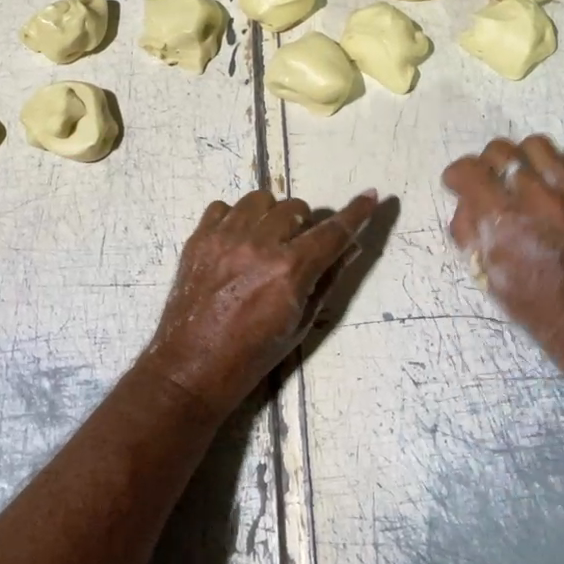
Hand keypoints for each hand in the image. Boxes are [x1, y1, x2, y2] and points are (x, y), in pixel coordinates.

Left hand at [142, 189, 378, 411]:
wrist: (192, 368)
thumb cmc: (253, 355)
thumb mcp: (300, 323)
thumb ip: (326, 279)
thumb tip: (349, 247)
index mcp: (289, 271)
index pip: (332, 232)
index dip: (355, 213)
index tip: (371, 195)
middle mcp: (259, 246)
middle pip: (295, 208)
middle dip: (303, 225)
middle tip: (295, 249)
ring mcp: (225, 238)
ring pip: (260, 200)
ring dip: (270, 216)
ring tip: (264, 241)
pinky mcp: (199, 238)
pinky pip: (223, 207)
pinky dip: (235, 219)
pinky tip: (235, 242)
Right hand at [442, 135, 563, 346]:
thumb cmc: (535, 303)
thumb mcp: (489, 275)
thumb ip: (472, 234)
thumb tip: (466, 209)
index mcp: (501, 218)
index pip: (468, 170)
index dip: (456, 175)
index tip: (457, 184)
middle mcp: (532, 196)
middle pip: (501, 150)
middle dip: (487, 161)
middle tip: (490, 179)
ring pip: (539, 146)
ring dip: (524, 156)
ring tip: (524, 173)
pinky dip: (563, 166)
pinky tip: (558, 183)